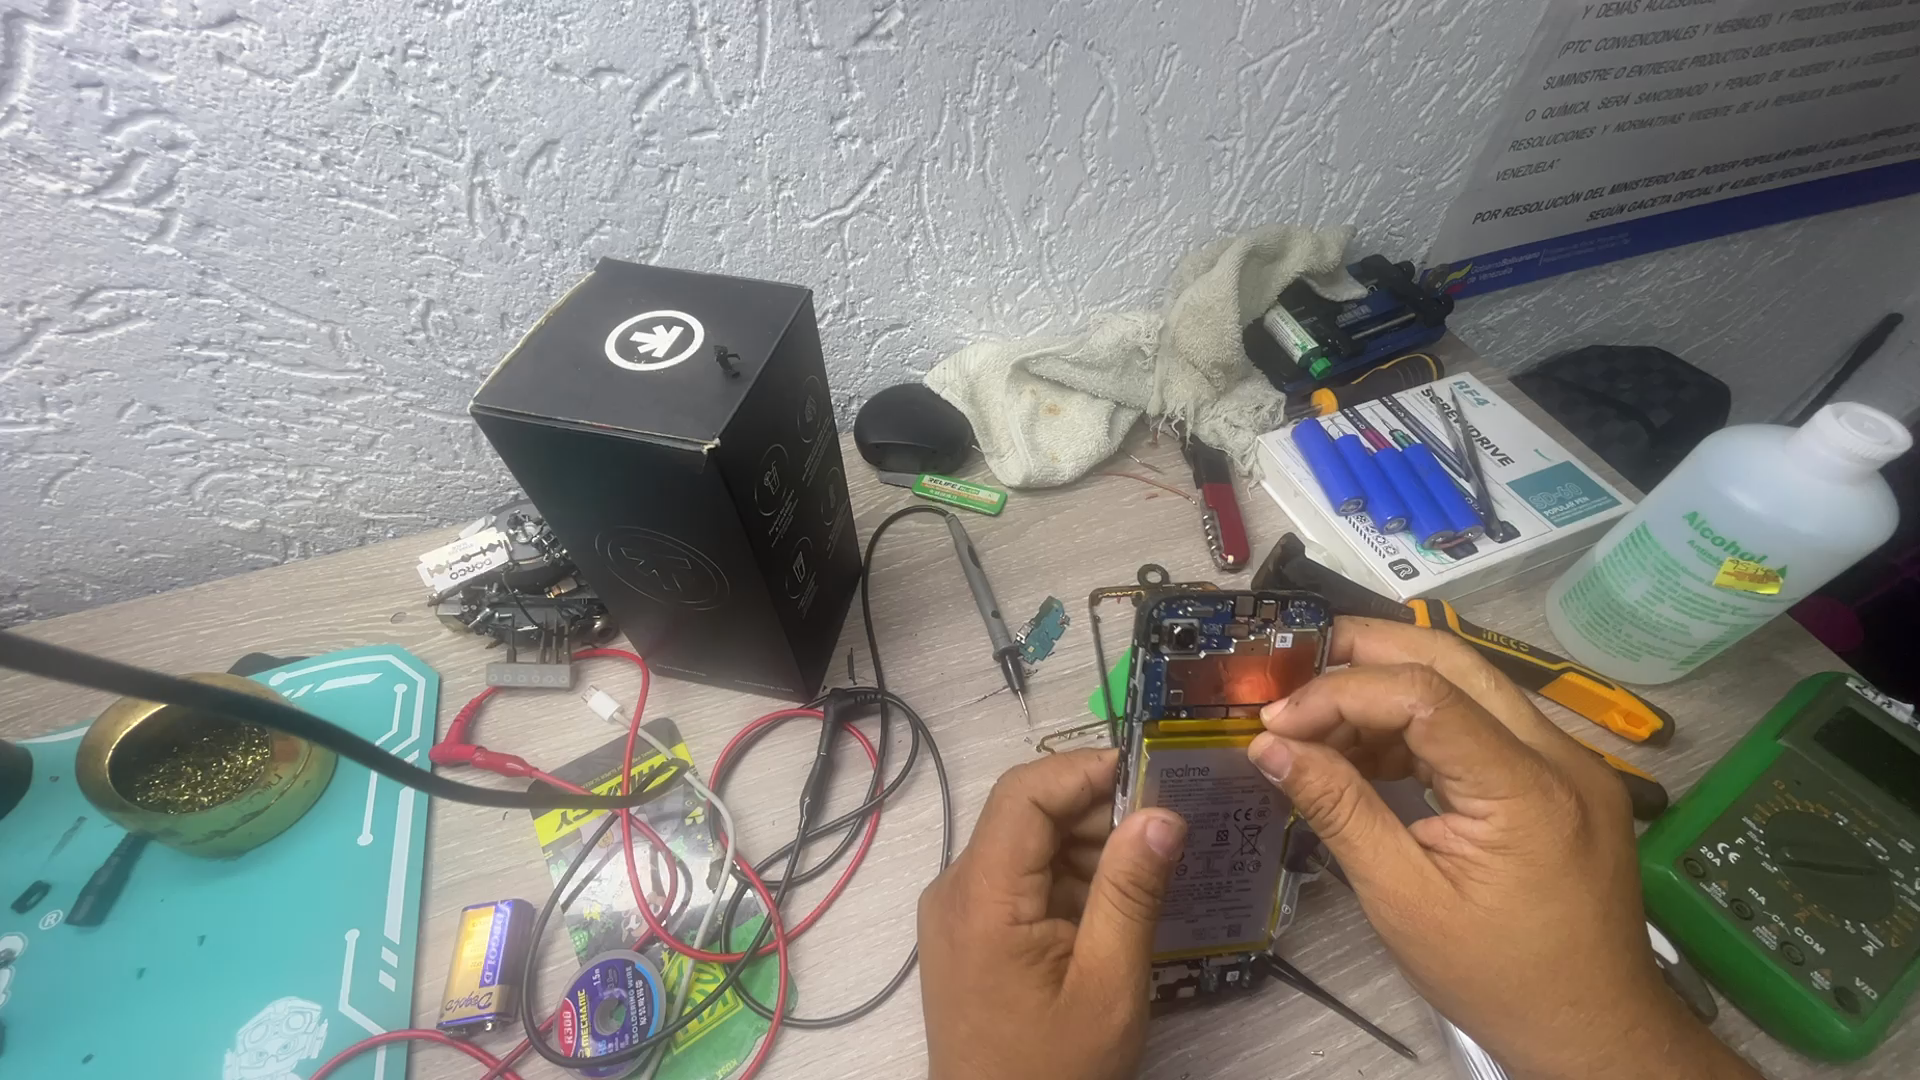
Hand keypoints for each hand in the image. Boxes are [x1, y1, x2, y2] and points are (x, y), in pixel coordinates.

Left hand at [917, 748, 1186, 1079]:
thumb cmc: (1055, 1073)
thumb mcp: (1108, 988)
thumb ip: (1131, 893)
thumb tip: (1162, 813)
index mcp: (982, 895)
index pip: (1023, 794)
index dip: (1081, 770)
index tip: (1143, 771)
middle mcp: (956, 886)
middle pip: (1024, 814)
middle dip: (1093, 810)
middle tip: (1160, 824)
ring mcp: (957, 907)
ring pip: (1025, 842)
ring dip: (1083, 845)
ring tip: (1144, 869)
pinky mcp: (968, 926)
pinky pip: (1018, 876)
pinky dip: (1064, 876)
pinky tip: (1108, 901)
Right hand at [1247, 618, 1758, 1079]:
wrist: (1597, 1034)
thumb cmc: (1498, 978)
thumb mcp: (1401, 899)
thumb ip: (1337, 809)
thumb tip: (1267, 746)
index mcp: (1527, 791)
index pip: (1422, 694)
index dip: (1338, 692)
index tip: (1277, 722)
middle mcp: (1556, 754)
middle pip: (1447, 658)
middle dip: (1358, 651)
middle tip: (1287, 673)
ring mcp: (1559, 757)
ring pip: (1456, 676)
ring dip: (1376, 684)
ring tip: (1313, 721)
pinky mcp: (1548, 770)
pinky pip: (1465, 714)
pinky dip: (1402, 719)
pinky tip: (1357, 749)